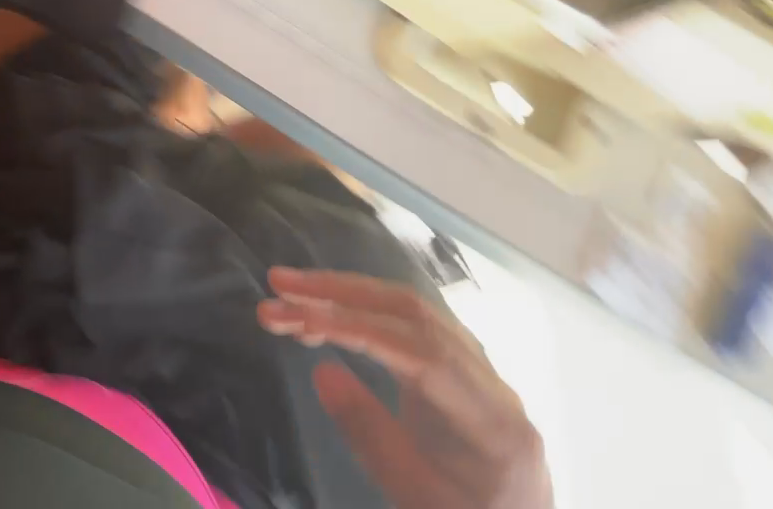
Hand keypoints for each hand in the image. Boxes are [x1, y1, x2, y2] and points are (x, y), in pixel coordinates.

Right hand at [258, 267, 553, 508]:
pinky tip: (333, 309)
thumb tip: (322, 370)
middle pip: (414, 315)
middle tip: (279, 284)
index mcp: (493, 420)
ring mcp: (481, 373)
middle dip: (340, 293)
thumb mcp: (414, 494)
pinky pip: (413, 323)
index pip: (421, 353)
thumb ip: (371, 435)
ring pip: (412, 311)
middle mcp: (494, 384)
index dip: (356, 327)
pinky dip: (365, 307)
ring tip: (291, 289)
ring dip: (347, 292)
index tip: (297, 317)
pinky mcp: (462, 370)